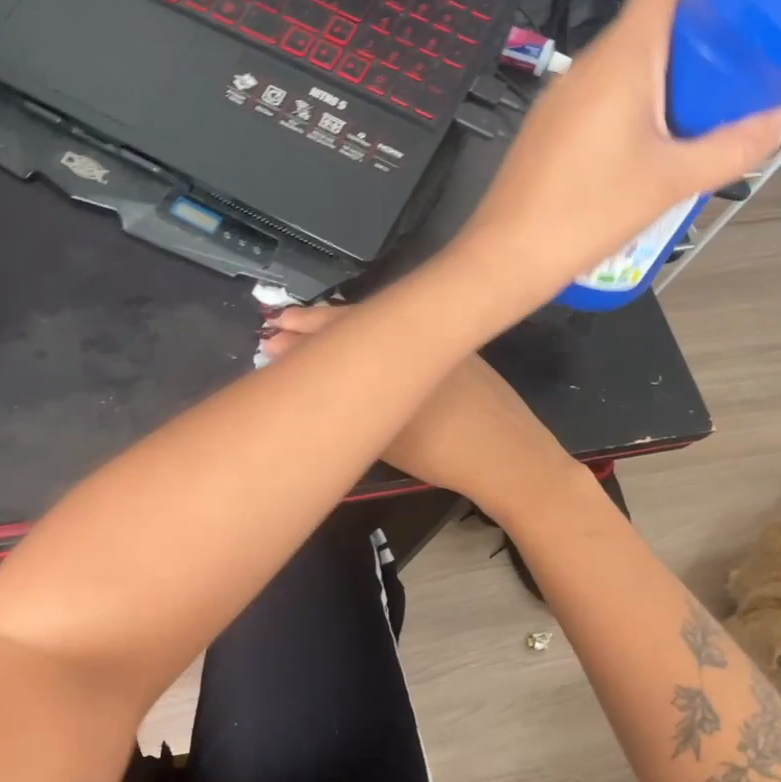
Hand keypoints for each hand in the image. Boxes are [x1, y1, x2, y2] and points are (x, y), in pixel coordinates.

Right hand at [262, 305, 588, 507]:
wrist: (510, 458)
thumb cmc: (443, 451)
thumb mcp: (383, 436)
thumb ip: (344, 408)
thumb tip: (307, 389)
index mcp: (400, 347)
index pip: (340, 329)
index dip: (302, 332)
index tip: (270, 336)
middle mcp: (419, 334)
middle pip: (358, 323)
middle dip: (315, 327)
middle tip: (277, 328)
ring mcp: (439, 344)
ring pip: (382, 331)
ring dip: (344, 336)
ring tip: (307, 340)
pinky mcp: (456, 358)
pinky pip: (403, 341)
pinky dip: (374, 346)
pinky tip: (359, 358)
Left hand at [451, 0, 780, 296]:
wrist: (505, 258)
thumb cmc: (586, 213)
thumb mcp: (672, 181)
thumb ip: (735, 146)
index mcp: (621, 56)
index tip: (744, 1)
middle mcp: (585, 64)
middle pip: (651, 23)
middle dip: (698, 41)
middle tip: (738, 74)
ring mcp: (559, 96)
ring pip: (624, 66)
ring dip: (665, 81)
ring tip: (700, 116)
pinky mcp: (545, 127)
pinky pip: (598, 98)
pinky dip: (631, 108)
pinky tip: (648, 147)